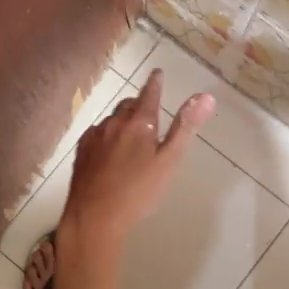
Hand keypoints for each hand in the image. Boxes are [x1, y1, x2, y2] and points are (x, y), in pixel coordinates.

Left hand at [60, 69, 214, 255]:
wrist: (95, 215)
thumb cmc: (139, 191)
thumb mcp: (169, 161)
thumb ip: (186, 127)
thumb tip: (206, 96)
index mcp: (140, 123)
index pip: (149, 93)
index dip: (155, 82)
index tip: (158, 73)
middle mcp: (115, 122)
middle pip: (128, 105)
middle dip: (139, 103)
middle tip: (148, 110)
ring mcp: (95, 136)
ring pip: (112, 119)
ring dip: (122, 120)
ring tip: (130, 132)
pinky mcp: (81, 151)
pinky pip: (97, 133)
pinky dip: (107, 134)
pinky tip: (109, 149)